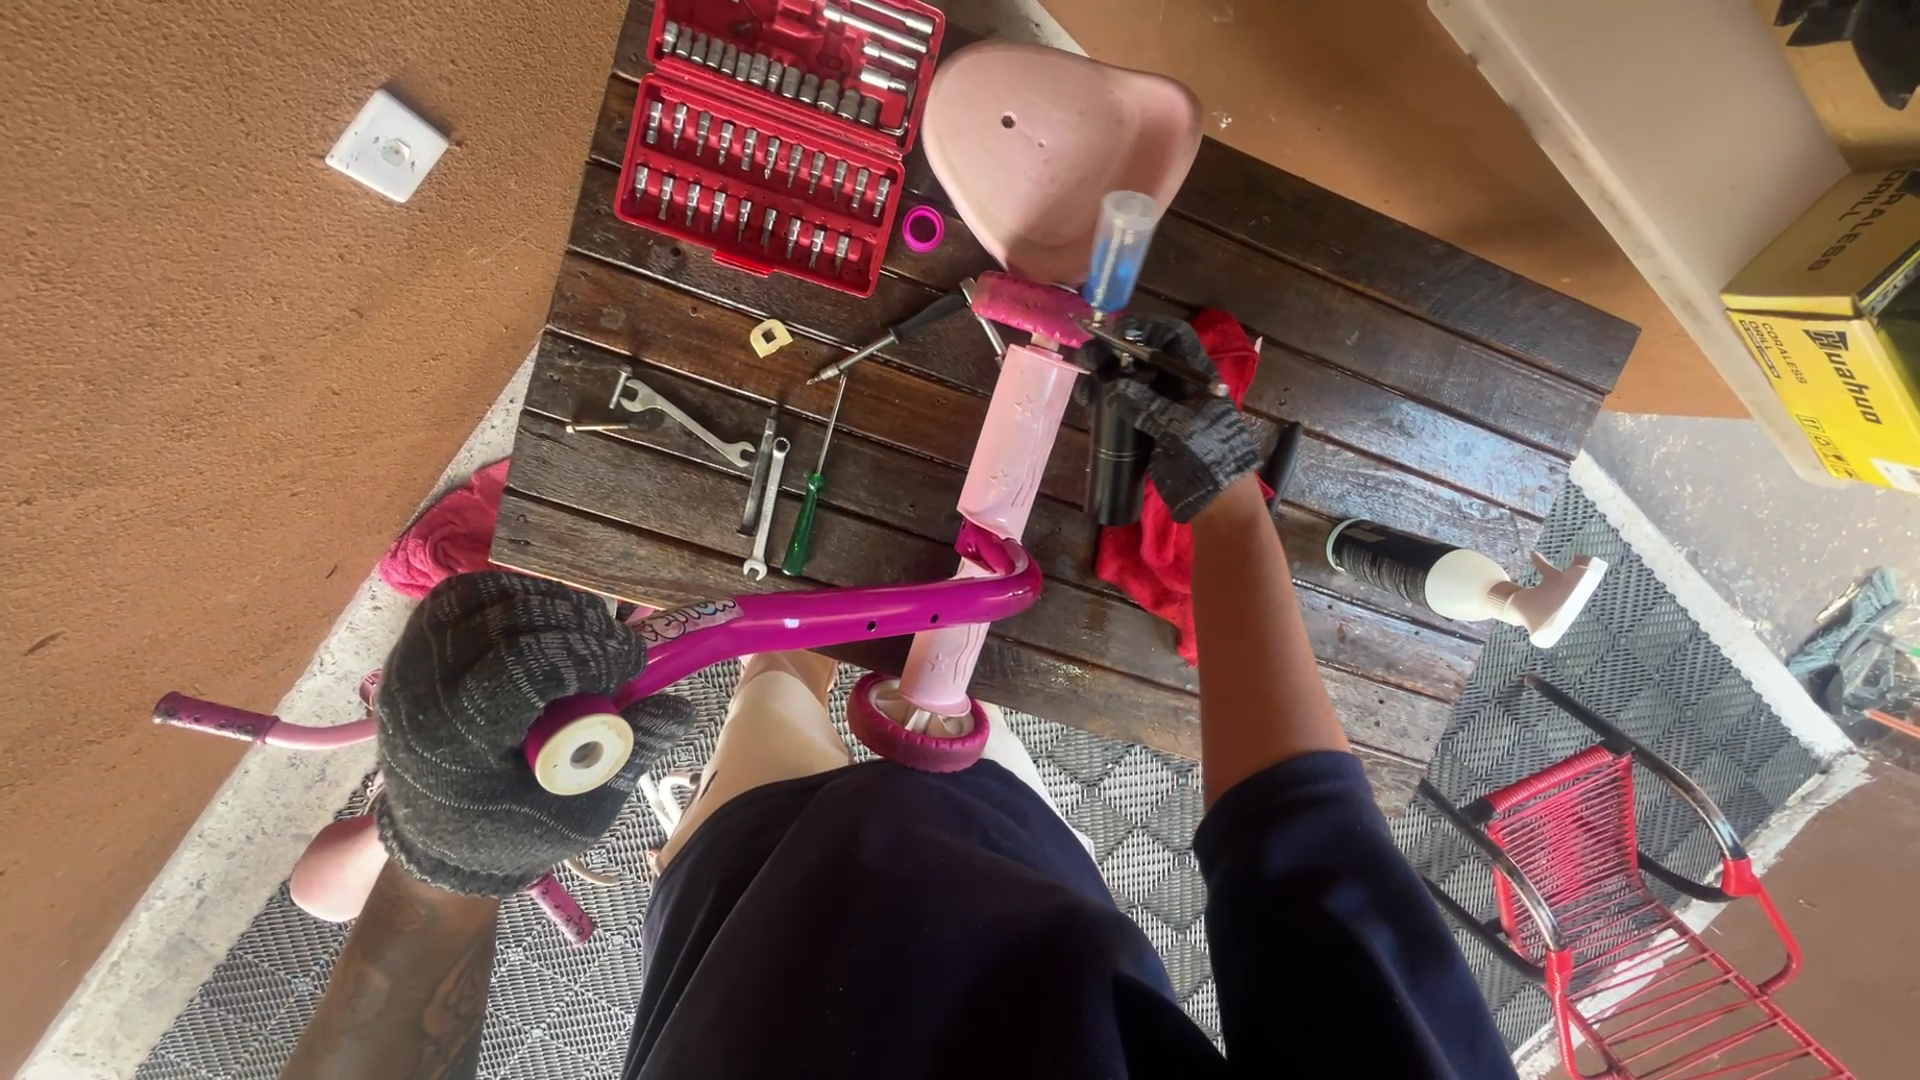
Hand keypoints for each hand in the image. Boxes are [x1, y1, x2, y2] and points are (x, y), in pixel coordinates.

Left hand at [374, 572, 692, 895]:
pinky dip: (518, 596)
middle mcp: (420, 694)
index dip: (590, 655)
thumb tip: (679, 706)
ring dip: (551, 605)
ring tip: (586, 638)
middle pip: (510, 618)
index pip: (523, 665)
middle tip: (618, 654)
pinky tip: (550, 627)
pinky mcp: (415, 646)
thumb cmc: (514, 831)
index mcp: (455, 744)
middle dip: (581, 626)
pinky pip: (469, 593)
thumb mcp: (582, 811)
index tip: (632, 670)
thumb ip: (631, 755)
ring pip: (487, 593)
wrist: (441, 840)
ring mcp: (410, 663)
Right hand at [1097, 316, 1261, 522]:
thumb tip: (1110, 385)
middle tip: (1089, 354)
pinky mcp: (1145, 428)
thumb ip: (1147, 405)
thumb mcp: (1181, 428)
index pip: (1172, 337)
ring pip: (1128, 380)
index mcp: (1196, 376)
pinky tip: (1088, 400)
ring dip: (1104, 374)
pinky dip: (1103, 400)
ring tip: (1083, 375)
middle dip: (1116, 351)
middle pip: (1144, 356)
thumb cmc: (1211, 458)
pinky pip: (1121, 406)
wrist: (1214, 502)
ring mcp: (1160, 407)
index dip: (1146, 327)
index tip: (1116, 329)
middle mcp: (1177, 385)